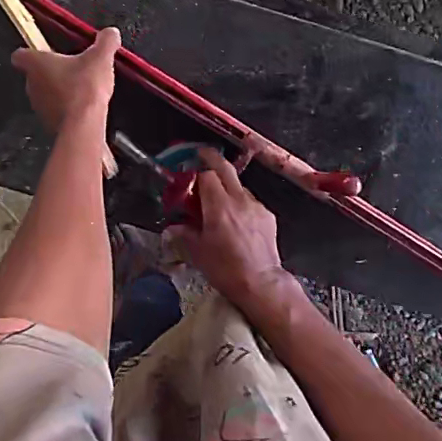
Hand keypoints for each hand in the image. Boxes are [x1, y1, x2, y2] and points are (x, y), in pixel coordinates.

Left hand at [12, 26, 119, 131]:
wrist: (83, 125)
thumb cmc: (85, 87)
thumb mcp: (101, 57)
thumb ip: (105, 41)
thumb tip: (111, 33)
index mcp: (36, 64)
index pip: (20, 55)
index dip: (31, 51)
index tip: (45, 51)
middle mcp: (31, 85)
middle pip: (35, 74)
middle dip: (52, 71)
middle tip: (72, 69)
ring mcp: (38, 106)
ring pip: (44, 93)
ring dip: (58, 90)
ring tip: (81, 89)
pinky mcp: (48, 123)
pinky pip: (54, 111)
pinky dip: (65, 108)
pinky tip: (82, 107)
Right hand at [166, 147, 286, 304]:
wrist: (261, 284)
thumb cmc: (225, 269)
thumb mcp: (198, 251)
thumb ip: (185, 233)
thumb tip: (173, 228)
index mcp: (218, 207)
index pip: (206, 175)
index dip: (195, 172)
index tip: (188, 175)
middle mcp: (239, 201)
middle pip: (225, 168)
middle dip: (212, 159)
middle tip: (201, 156)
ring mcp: (256, 207)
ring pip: (238, 185)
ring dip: (227, 185)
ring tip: (218, 199)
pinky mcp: (268, 216)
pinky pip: (250, 201)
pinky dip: (240, 202)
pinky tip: (236, 218)